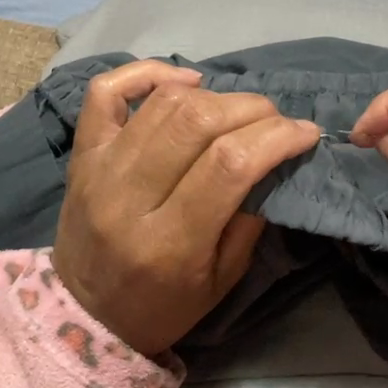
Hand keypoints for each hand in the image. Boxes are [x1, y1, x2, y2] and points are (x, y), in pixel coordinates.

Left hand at [52, 60, 321, 357]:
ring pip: (163, 103)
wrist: (81, 315)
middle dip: (252, 110)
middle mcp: (128, 198)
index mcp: (168, 243)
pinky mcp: (81, 153)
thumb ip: (248, 220)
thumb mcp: (221, 282)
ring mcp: (99, 169)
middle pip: (197, 122)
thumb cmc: (161, 306)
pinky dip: (147, 73)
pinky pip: (105, 92)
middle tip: (276, 121)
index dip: (277, 137)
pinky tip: (185, 80)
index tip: (306, 133)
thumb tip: (274, 159)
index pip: (229, 164)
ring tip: (238, 111)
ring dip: (215, 94)